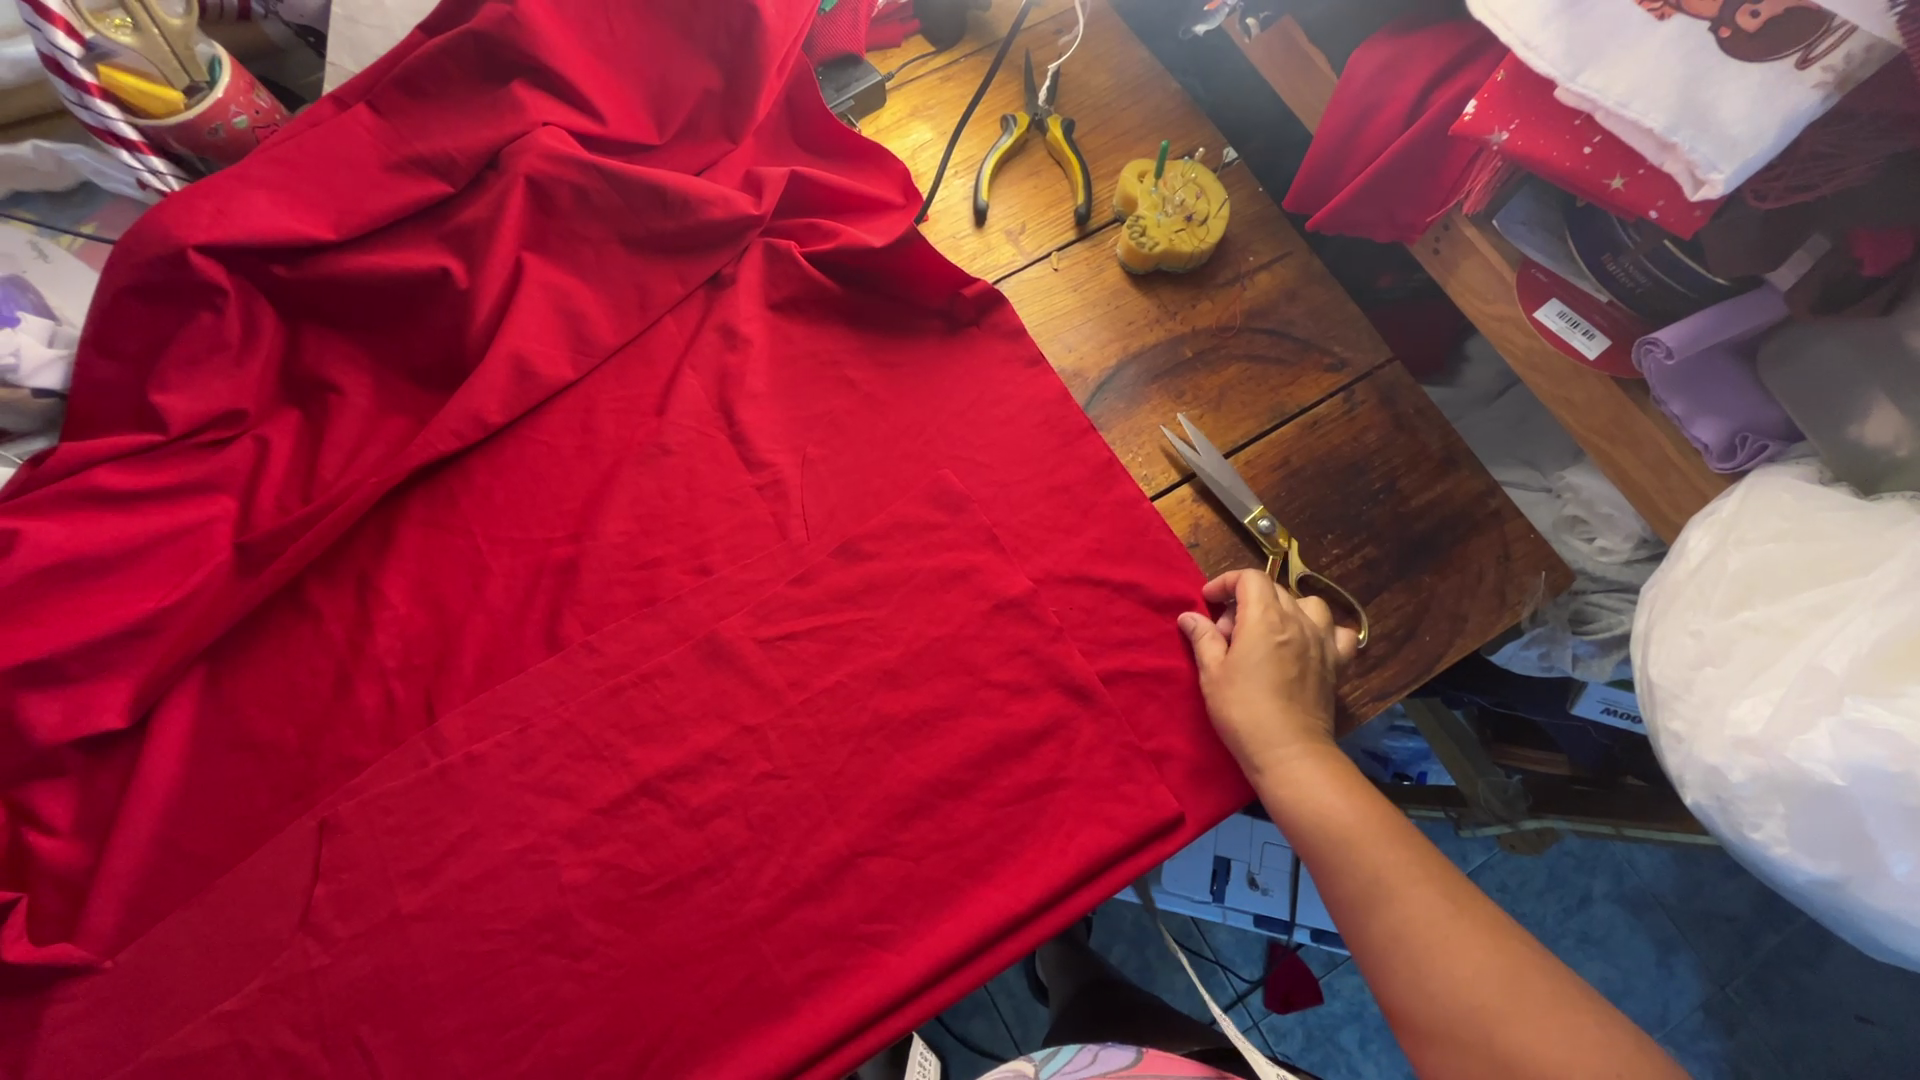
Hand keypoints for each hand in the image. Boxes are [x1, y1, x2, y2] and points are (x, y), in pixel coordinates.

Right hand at [1177, 569, 1358, 782]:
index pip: (1250, 578)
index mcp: (1264, 619)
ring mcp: (1321, 641)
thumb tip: (1190, 616)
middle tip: (1227, 632)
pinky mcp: (1336, 663)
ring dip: (1285, 608)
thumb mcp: (1212, 673)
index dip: (1226, 583)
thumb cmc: (1242, 711)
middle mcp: (1297, 621)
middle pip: (1274, 590)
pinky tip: (1308, 644)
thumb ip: (1203, 638)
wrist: (1288, 751)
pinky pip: (1337, 632)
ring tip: (1268, 632)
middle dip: (1246, 601)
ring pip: (1308, 604)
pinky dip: (1323, 630)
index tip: (1209, 602)